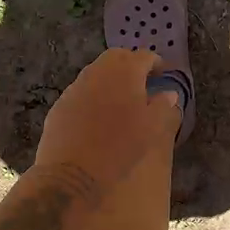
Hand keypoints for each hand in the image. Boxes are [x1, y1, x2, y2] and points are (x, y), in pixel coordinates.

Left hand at [33, 48, 180, 192]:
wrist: (73, 173)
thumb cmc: (120, 147)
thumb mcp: (152, 128)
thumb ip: (162, 105)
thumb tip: (169, 93)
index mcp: (125, 73)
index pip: (144, 56)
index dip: (156, 63)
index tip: (162, 74)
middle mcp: (99, 72)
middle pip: (117, 56)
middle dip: (131, 63)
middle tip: (141, 80)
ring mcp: (76, 86)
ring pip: (97, 71)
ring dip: (111, 77)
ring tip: (120, 97)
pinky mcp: (61, 103)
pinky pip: (81, 89)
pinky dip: (93, 93)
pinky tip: (97, 113)